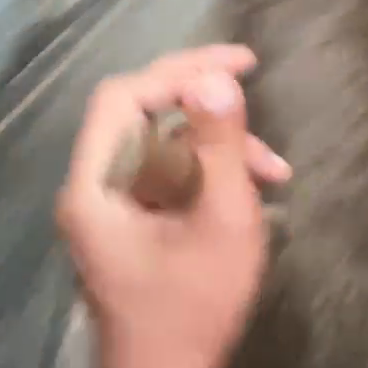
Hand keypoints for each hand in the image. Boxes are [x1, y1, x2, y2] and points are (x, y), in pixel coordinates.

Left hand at [56, 46, 292, 367]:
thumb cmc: (193, 303)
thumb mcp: (221, 218)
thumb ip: (219, 145)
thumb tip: (217, 77)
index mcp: (97, 186)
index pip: (125, 97)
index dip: (181, 70)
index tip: (241, 65)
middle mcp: (96, 188)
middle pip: (141, 109)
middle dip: (201, 89)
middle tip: (251, 73)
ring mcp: (114, 207)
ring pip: (163, 140)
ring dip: (219, 139)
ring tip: (272, 166)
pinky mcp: (135, 222)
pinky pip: (171, 170)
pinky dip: (214, 167)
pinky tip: (260, 185)